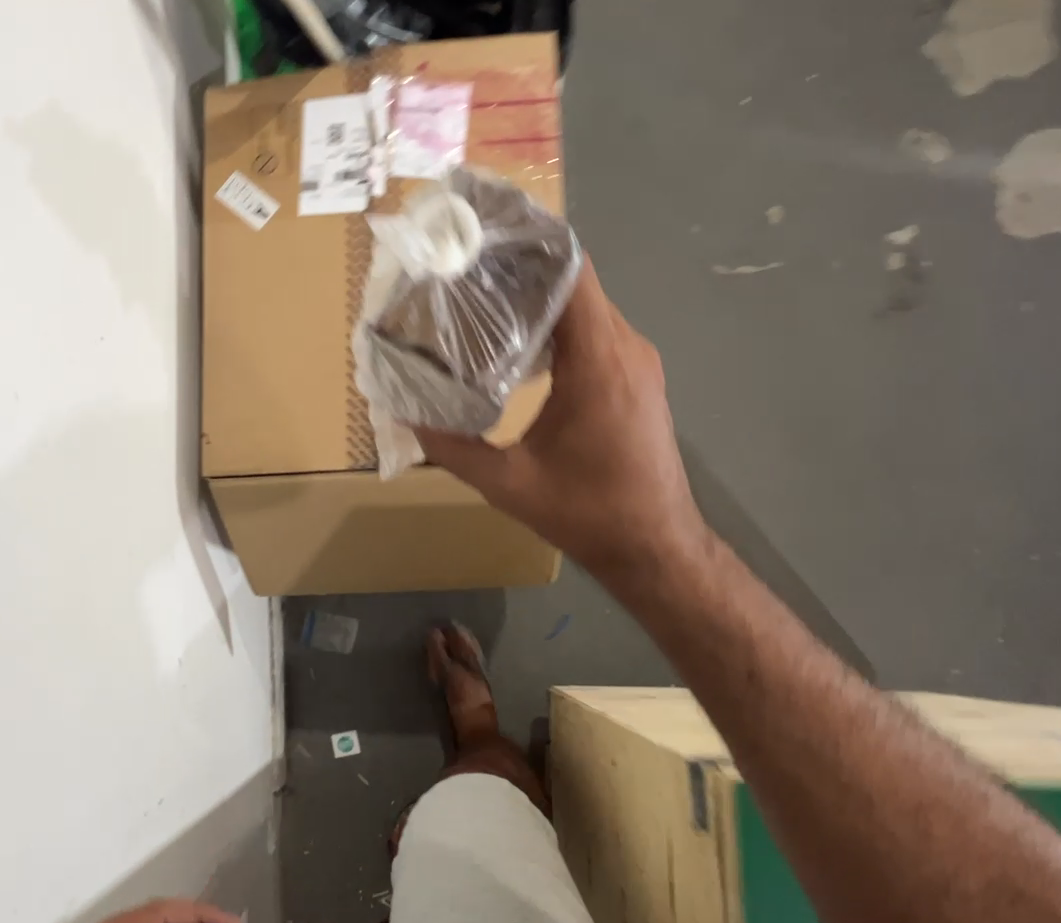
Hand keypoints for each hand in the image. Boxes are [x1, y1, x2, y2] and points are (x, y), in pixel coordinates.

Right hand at [416, 258, 707, 579]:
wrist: (654, 546)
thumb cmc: (588, 513)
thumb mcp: (508, 485)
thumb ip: (454, 447)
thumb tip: (406, 416)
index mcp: (598, 359)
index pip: (569, 269)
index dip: (526, 244)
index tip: (479, 238)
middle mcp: (624, 346)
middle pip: (574, 280)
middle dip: (519, 270)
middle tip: (463, 272)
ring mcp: (636, 361)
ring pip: (584, 305)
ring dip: (537, 299)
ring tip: (481, 304)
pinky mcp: (636, 379)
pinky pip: (594, 332)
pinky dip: (556, 326)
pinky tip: (518, 347)